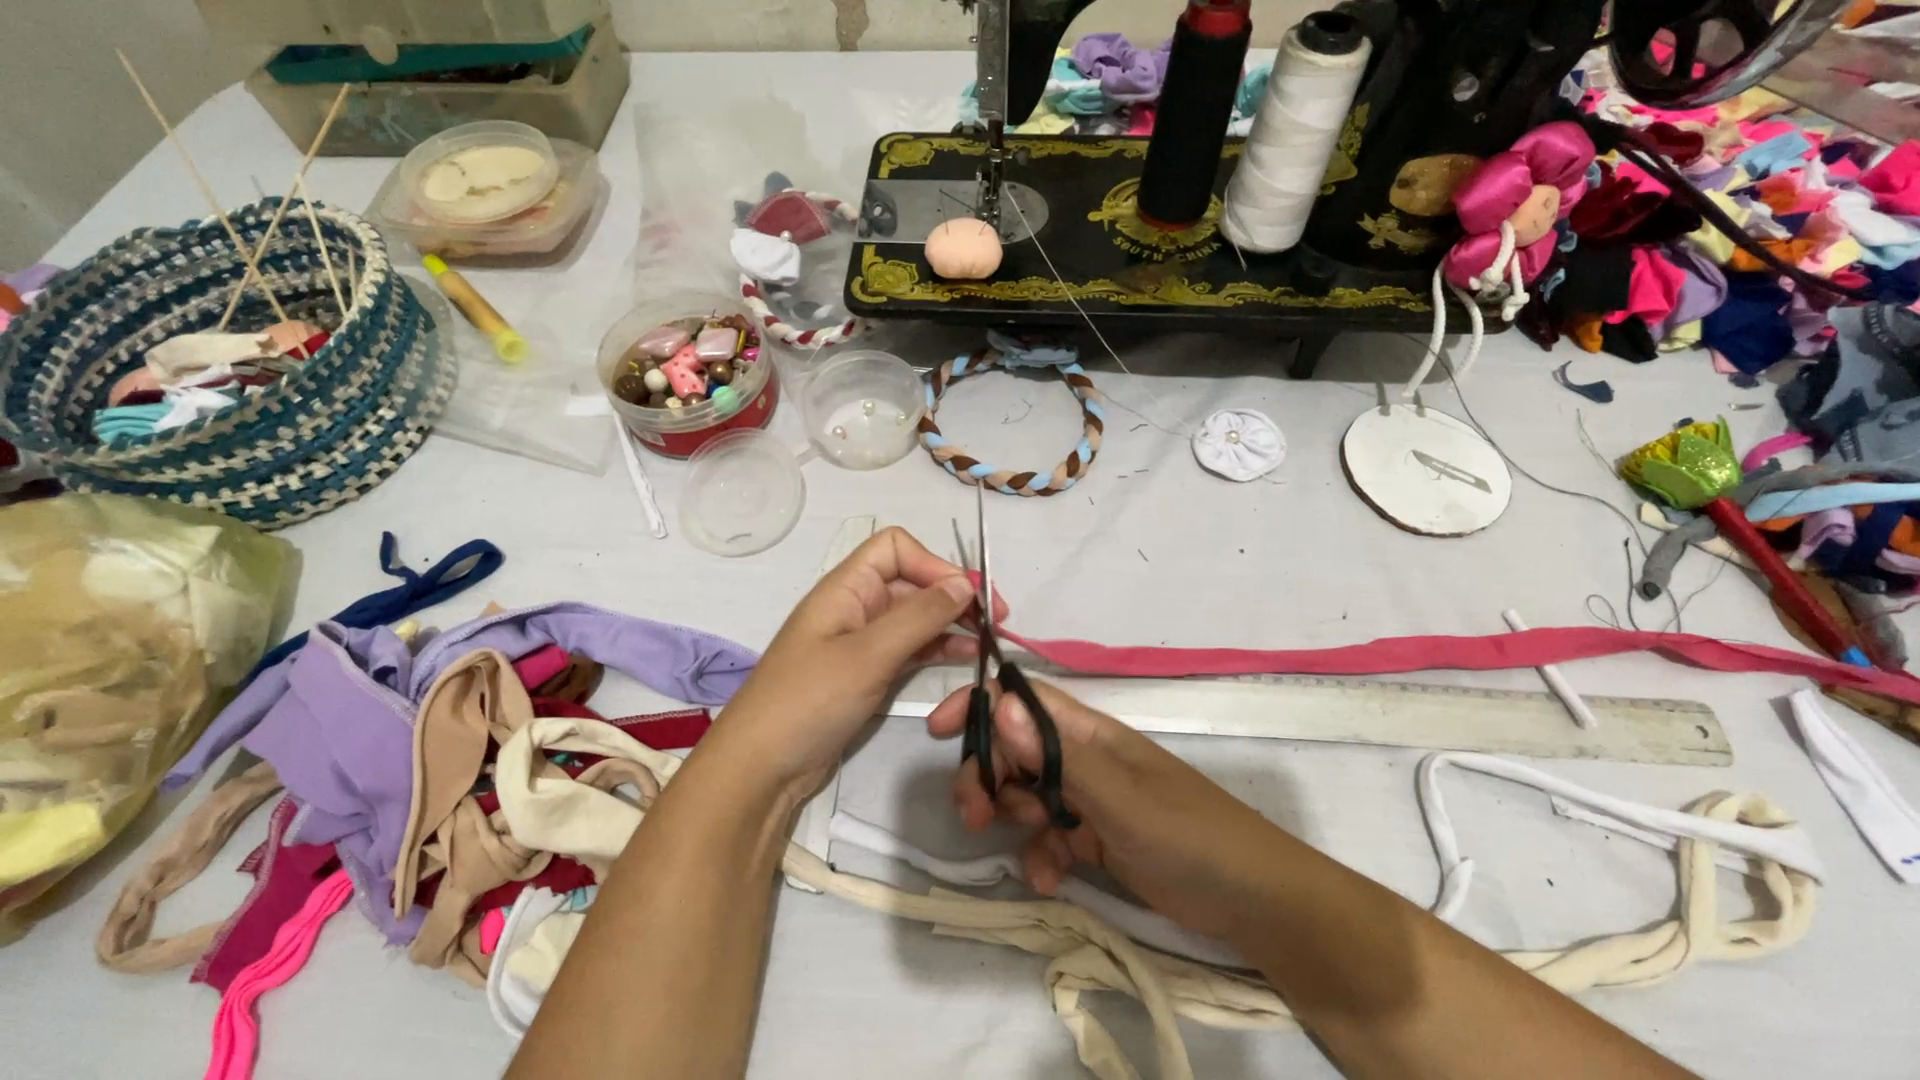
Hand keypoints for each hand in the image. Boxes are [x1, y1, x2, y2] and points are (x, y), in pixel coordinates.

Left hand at [715, 527, 1006, 802]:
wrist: (761, 767)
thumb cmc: (809, 701)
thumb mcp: (868, 655)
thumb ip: (919, 617)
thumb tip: (965, 584)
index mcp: (845, 588)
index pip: (895, 548)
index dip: (933, 563)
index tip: (968, 596)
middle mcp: (854, 607)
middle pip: (911, 581)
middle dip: (952, 593)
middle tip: (998, 621)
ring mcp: (861, 642)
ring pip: (915, 616)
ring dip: (951, 622)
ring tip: (991, 641)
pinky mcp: (867, 674)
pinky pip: (909, 648)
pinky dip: (937, 648)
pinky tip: (966, 657)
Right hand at [928, 677, 1292, 942]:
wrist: (1252, 899)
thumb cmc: (1189, 834)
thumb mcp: (1120, 797)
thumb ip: (1057, 756)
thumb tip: (1000, 705)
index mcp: (1091, 734)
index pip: (1024, 701)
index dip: (981, 708)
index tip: (940, 734)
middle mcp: (1085, 760)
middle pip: (1014, 750)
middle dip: (986, 775)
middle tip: (972, 815)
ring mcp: (1091, 801)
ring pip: (1027, 795)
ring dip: (1009, 818)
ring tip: (1013, 852)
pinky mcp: (1097, 840)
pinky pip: (1050, 838)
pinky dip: (1040, 857)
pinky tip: (1049, 881)